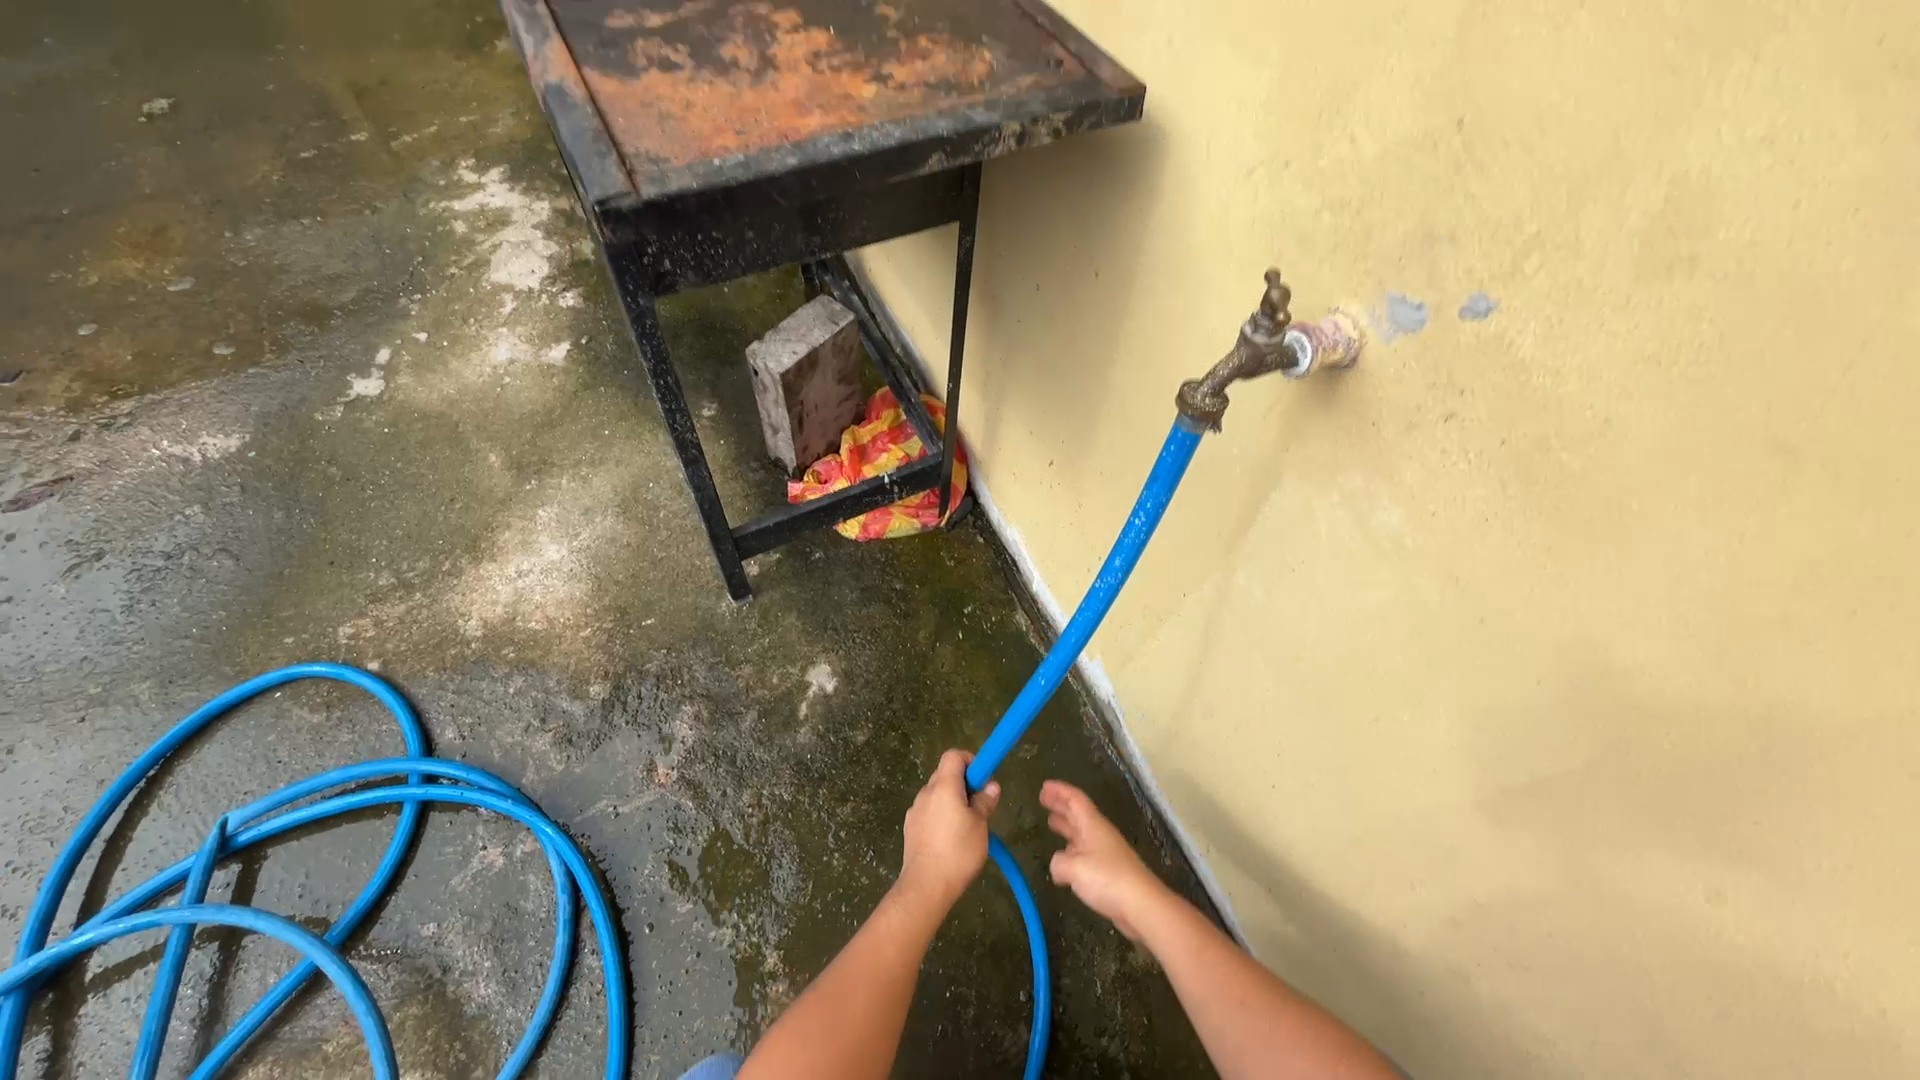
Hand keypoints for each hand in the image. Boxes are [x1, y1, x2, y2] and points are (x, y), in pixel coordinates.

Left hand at [898, 750, 999, 912]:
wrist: (926, 885)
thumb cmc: (958, 851)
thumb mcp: (980, 825)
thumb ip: (985, 801)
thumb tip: (990, 785)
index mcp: (944, 786)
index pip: (953, 755)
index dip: (970, 761)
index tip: (982, 780)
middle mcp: (926, 792)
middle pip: (944, 774)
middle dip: (963, 784)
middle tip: (979, 806)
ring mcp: (915, 810)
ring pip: (936, 794)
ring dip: (951, 801)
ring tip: (966, 827)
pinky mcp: (910, 828)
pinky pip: (928, 811)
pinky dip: (940, 816)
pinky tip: (949, 839)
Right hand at [1042, 779, 1171, 940]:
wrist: (1142, 905)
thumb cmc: (1107, 878)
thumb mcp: (1074, 868)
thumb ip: (1059, 862)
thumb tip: (1057, 864)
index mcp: (1093, 826)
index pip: (1076, 800)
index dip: (1060, 791)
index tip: (1044, 786)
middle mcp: (1100, 835)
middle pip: (1079, 814)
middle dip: (1061, 806)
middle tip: (1044, 799)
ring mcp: (1106, 854)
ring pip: (1082, 833)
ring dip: (1067, 826)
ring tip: (1052, 823)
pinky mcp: (1109, 873)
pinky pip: (1086, 854)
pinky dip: (1072, 851)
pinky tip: (1064, 860)